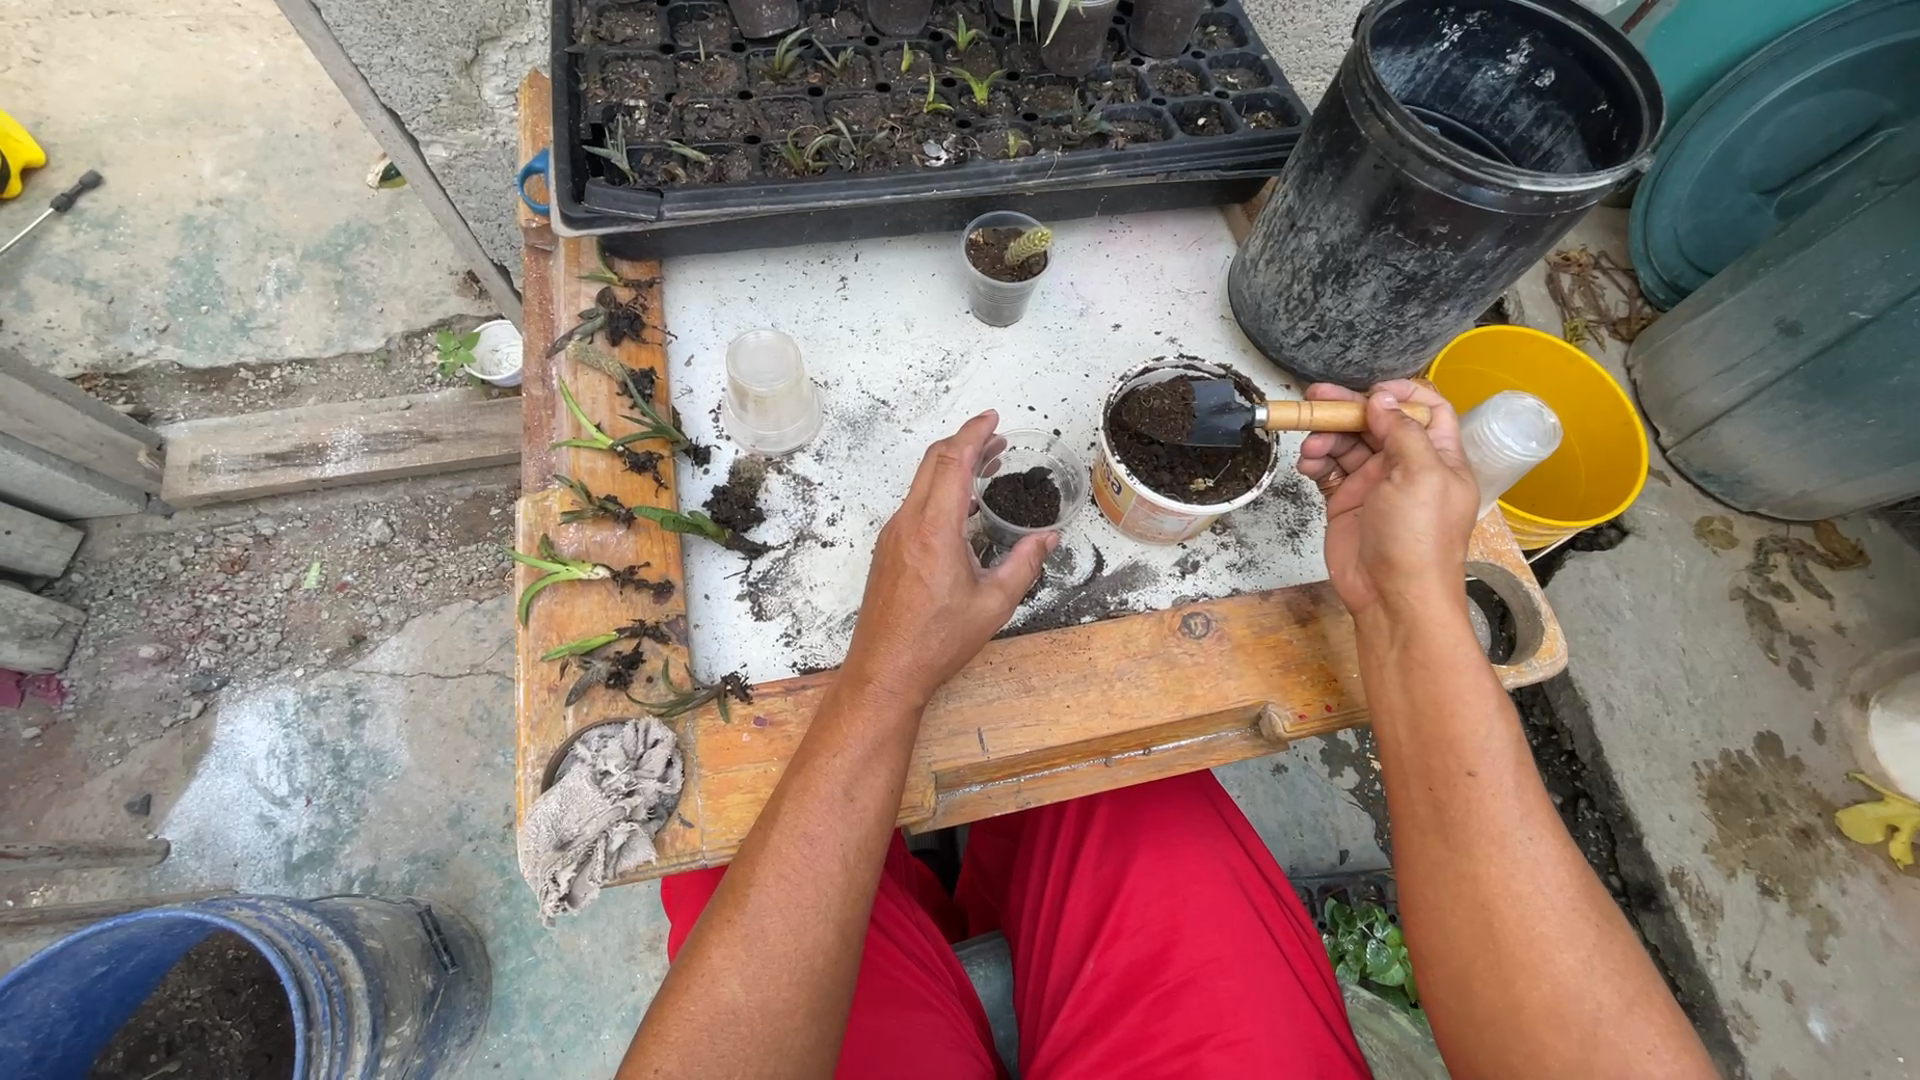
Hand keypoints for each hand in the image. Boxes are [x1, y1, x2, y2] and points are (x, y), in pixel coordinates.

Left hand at [842, 412, 1058, 708]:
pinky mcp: (888, 551)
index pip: (952, 462)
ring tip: (985, 466)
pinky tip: (962, 507)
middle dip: (965, 443)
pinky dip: (939, 492)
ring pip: (922, 484)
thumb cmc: (936, 642)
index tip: (992, 418)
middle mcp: (907, 524)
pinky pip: (914, 506)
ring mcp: (893, 537)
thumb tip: (1047, 539)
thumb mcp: (993, 604)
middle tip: (996, 439)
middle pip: (933, 463)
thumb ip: (1024, 565)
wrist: (885, 670)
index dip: (973, 433)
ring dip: (952, 467)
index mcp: (934, 530)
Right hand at [1296, 380, 1478, 622]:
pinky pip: (1327, 470)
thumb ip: (1403, 432)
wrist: (1391, 594)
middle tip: (1315, 400)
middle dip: (1347, 410)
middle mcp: (1406, 466)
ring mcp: (1374, 484)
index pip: (1426, 409)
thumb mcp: (1422, 477)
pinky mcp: (1345, 501)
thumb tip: (1382, 399)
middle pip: (1376, 422)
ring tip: (1311, 448)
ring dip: (1325, 438)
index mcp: (1438, 456)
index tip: (1370, 392)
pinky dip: (1315, 463)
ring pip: (1346, 444)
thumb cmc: (1418, 539)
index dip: (1400, 394)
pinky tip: (1308, 465)